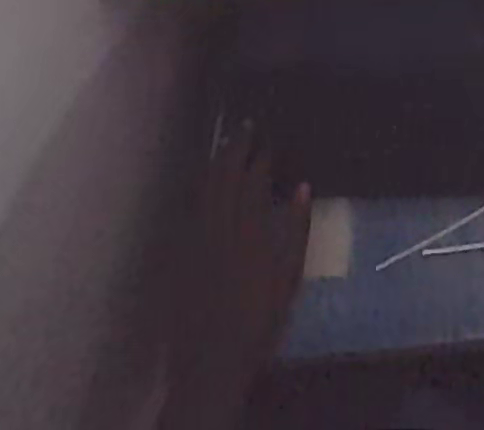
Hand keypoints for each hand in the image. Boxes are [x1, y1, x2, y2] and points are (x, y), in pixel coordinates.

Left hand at [162, 124, 310, 429]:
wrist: (212, 358)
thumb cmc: (259, 320)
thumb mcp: (289, 278)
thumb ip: (296, 229)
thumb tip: (302, 187)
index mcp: (250, 229)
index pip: (255, 179)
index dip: (263, 156)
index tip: (271, 139)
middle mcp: (220, 223)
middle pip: (227, 173)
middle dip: (237, 145)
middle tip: (247, 125)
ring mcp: (197, 232)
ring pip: (206, 183)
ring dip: (218, 158)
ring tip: (229, 140)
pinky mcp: (182, 244)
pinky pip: (192, 201)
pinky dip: (202, 181)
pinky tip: (207, 174)